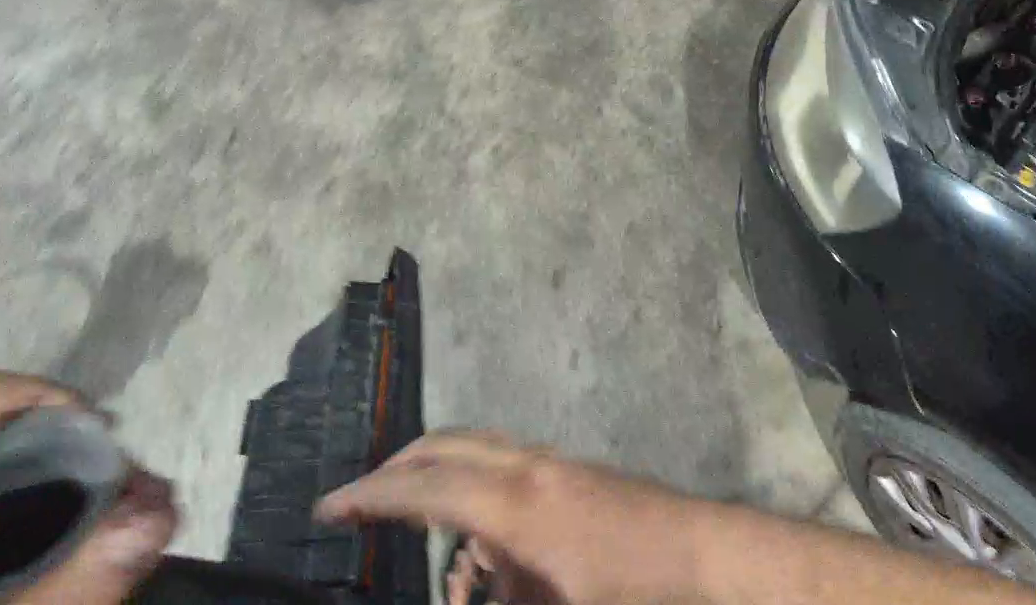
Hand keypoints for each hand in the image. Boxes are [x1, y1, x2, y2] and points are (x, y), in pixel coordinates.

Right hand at [316, 433, 712, 604]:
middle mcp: (531, 468)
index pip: (429, 487)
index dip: (373, 494)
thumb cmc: (633, 591)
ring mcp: (556, 463)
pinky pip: (508, 463)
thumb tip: (464, 585)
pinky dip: (475, 482)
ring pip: (480, 447)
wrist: (706, 554)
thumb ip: (500, 593)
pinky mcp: (574, 470)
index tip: (329, 504)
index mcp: (519, 505)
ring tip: (412, 515)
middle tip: (360, 498)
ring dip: (439, 471)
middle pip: (450, 446)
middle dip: (399, 467)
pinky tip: (479, 536)